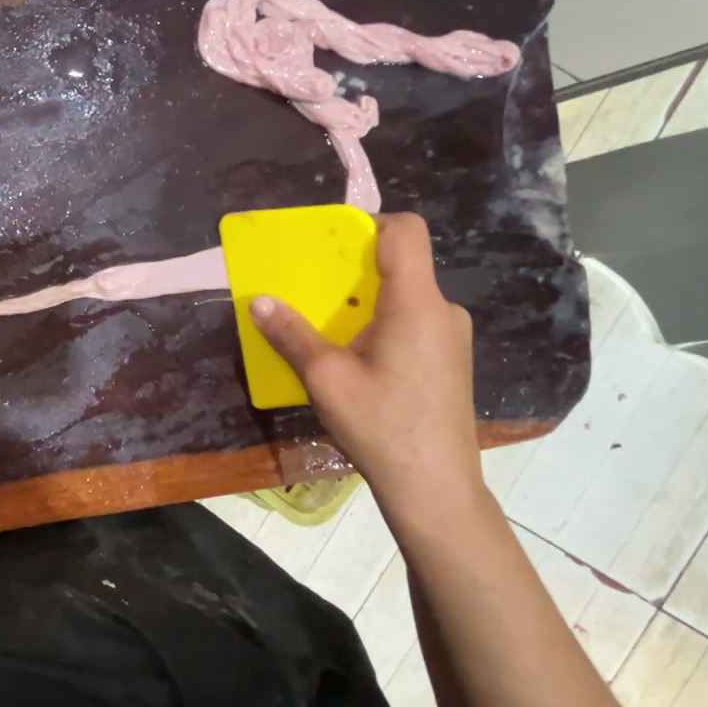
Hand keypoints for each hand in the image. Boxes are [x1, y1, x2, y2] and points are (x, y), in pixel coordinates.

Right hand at [250, 213, 483, 506]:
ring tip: (322, 331)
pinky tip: (351, 360)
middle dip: (350, 271)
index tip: (326, 242)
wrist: (433, 484)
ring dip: (360, 303)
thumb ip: (291, 334)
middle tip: (308, 290)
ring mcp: (449, 336)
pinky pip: (409, 323)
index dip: (367, 223)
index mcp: (417, 305)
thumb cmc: (380, 425)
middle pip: (399, 265)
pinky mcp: (447, 360)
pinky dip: (376, 326)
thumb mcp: (324, 379)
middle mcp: (441, 311)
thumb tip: (258, 301)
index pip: (405, 232)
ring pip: (402, 298)